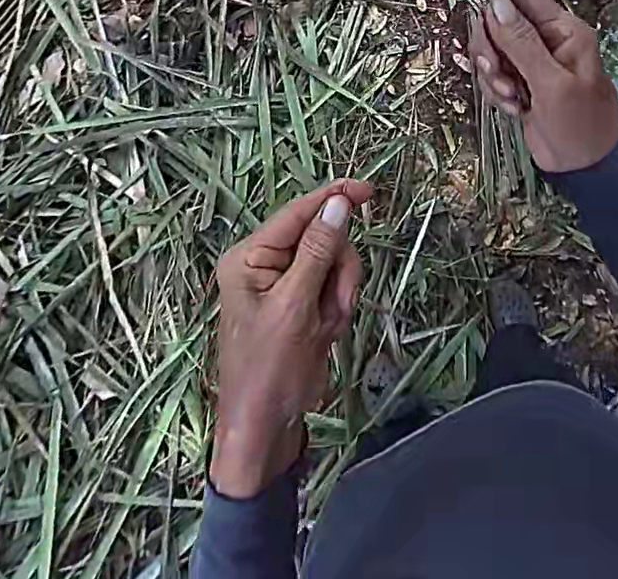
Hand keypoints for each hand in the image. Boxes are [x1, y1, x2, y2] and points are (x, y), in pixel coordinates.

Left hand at [209, 178, 371, 497]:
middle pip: (322, 237)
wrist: (267, 427)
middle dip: (337, 270)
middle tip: (335, 303)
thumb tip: (338, 203)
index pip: (297, 213)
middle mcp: (266, 262)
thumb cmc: (270, 368)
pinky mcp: (302, 300)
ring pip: (334, 262)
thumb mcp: (295, 306)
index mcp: (250, 256)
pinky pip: (334, 286)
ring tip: (326, 326)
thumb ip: (319, 251)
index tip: (367, 190)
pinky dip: (337, 307)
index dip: (333, 198)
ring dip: (339, 293)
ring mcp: (286, 282)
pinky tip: (324, 333)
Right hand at [451, 0, 617, 172]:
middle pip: (495, 21)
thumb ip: (521, 42)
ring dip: (492, 75)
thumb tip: (494, 2)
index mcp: (563, 30)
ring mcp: (528, 60)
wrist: (585, 167)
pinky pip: (489, 73)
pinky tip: (515, 108)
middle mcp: (544, 39)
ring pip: (488, 48)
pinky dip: (495, 91)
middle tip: (501, 77)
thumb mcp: (552, 84)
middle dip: (490, 50)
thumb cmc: (581, 124)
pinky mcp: (517, 80)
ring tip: (511, 98)